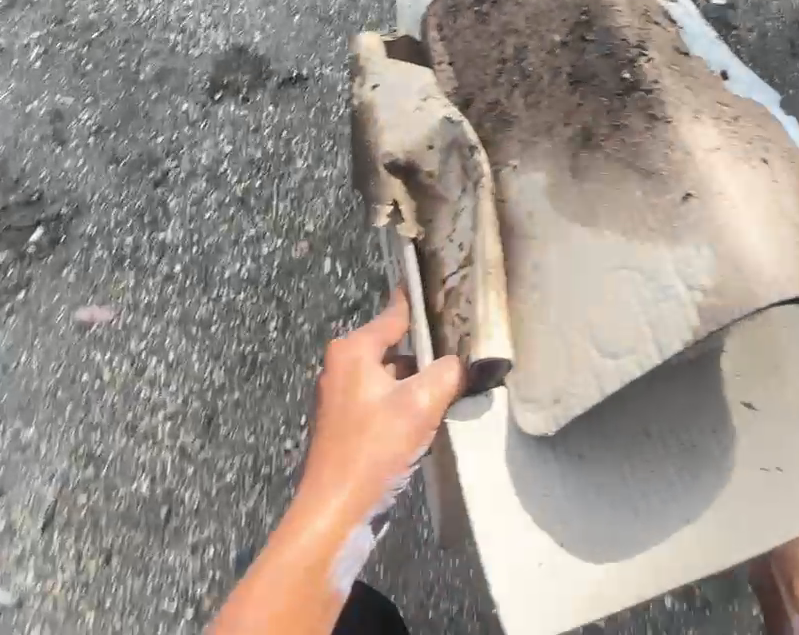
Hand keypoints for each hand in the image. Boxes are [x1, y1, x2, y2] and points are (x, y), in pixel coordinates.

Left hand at [208, 294, 462, 634]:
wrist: (334, 512)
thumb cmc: (373, 449)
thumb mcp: (421, 404)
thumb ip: (448, 373)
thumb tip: (464, 362)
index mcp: (354, 350)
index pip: (395, 314)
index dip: (421, 302)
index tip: (444, 286)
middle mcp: (342, 365)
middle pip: (395, 345)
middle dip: (427, 350)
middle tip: (464, 346)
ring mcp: (341, 395)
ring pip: (391, 375)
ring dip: (418, 381)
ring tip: (454, 383)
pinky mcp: (345, 423)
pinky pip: (383, 398)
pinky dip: (405, 402)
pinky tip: (430, 415)